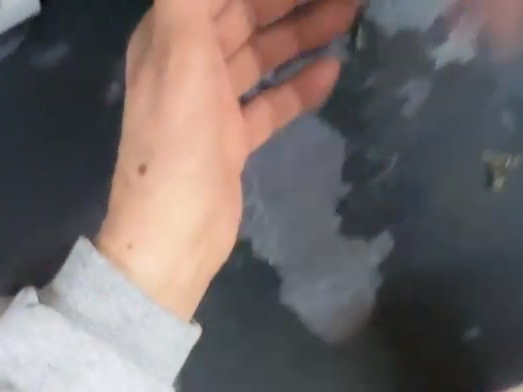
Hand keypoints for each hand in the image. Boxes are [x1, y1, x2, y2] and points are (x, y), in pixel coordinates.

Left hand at [96, 0, 359, 320]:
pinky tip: (332, 72)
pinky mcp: (231, 143)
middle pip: (245, 12)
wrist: (172, 238)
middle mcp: (188, 64)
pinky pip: (270, 104)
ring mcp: (211, 106)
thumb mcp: (177, 50)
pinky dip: (298, 87)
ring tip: (353, 11)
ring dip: (303, 32)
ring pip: (262, 55)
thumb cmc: (174, 142)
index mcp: (169, 36)